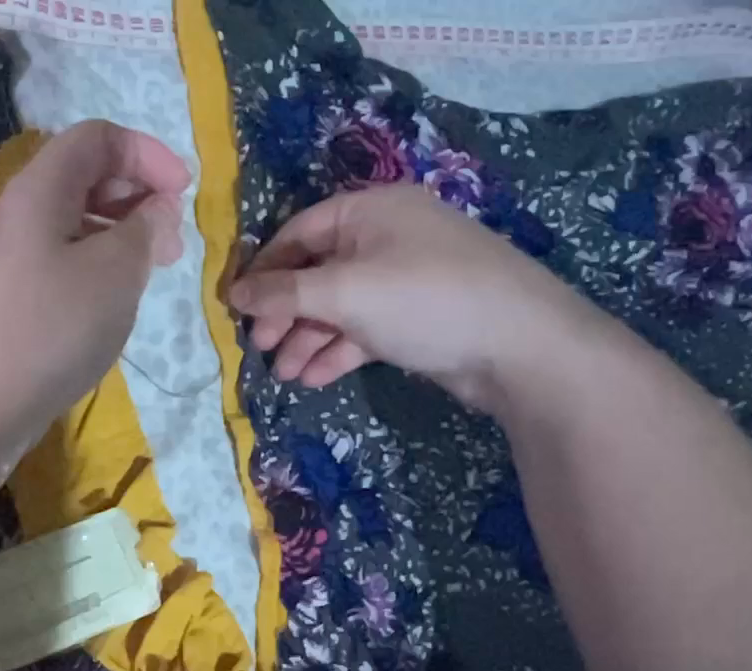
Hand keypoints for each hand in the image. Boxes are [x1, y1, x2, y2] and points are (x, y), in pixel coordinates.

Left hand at [0, 120, 188, 443]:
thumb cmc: (58, 328)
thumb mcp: (117, 270)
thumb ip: (145, 226)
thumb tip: (155, 208)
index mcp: (40, 188)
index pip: (98, 138)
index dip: (148, 154)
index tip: (183, 194)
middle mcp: (20, 211)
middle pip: (86, 176)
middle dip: (138, 195)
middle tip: (172, 239)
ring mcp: (13, 255)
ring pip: (77, 220)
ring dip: (122, 232)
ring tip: (154, 268)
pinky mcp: (14, 293)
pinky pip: (63, 256)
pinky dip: (99, 261)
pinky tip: (118, 294)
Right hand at [228, 184, 607, 411]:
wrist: (518, 345)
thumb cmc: (424, 301)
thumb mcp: (345, 292)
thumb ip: (284, 292)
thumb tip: (233, 292)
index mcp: (370, 210)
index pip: (297, 233)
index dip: (263, 270)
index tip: (235, 308)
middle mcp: (385, 236)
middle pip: (314, 271)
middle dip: (284, 313)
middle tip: (259, 347)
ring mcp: (401, 277)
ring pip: (336, 305)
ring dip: (306, 339)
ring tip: (285, 374)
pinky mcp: (413, 315)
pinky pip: (361, 327)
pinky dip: (336, 350)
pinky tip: (315, 378)